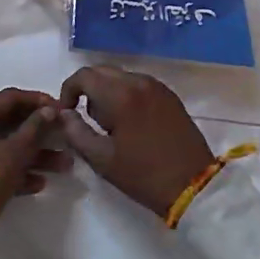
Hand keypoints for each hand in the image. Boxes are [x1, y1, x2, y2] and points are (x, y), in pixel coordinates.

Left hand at [0, 89, 71, 241]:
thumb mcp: (11, 155)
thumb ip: (33, 130)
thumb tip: (50, 110)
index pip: (11, 97)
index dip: (38, 100)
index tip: (62, 109)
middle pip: (13, 122)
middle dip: (41, 132)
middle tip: (67, 136)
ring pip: (11, 146)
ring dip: (37, 154)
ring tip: (66, 165)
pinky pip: (3, 165)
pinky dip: (21, 171)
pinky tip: (40, 183)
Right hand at [59, 66, 213, 216]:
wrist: (195, 187)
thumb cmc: (144, 175)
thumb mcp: (102, 159)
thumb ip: (76, 132)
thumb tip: (64, 114)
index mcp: (120, 95)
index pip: (84, 75)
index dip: (68, 90)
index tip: (67, 111)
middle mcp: (138, 81)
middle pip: (102, 71)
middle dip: (88, 90)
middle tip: (88, 119)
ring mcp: (157, 87)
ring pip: (120, 76)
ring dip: (108, 92)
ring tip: (111, 124)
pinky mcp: (170, 96)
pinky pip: (138, 84)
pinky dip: (126, 95)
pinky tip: (130, 122)